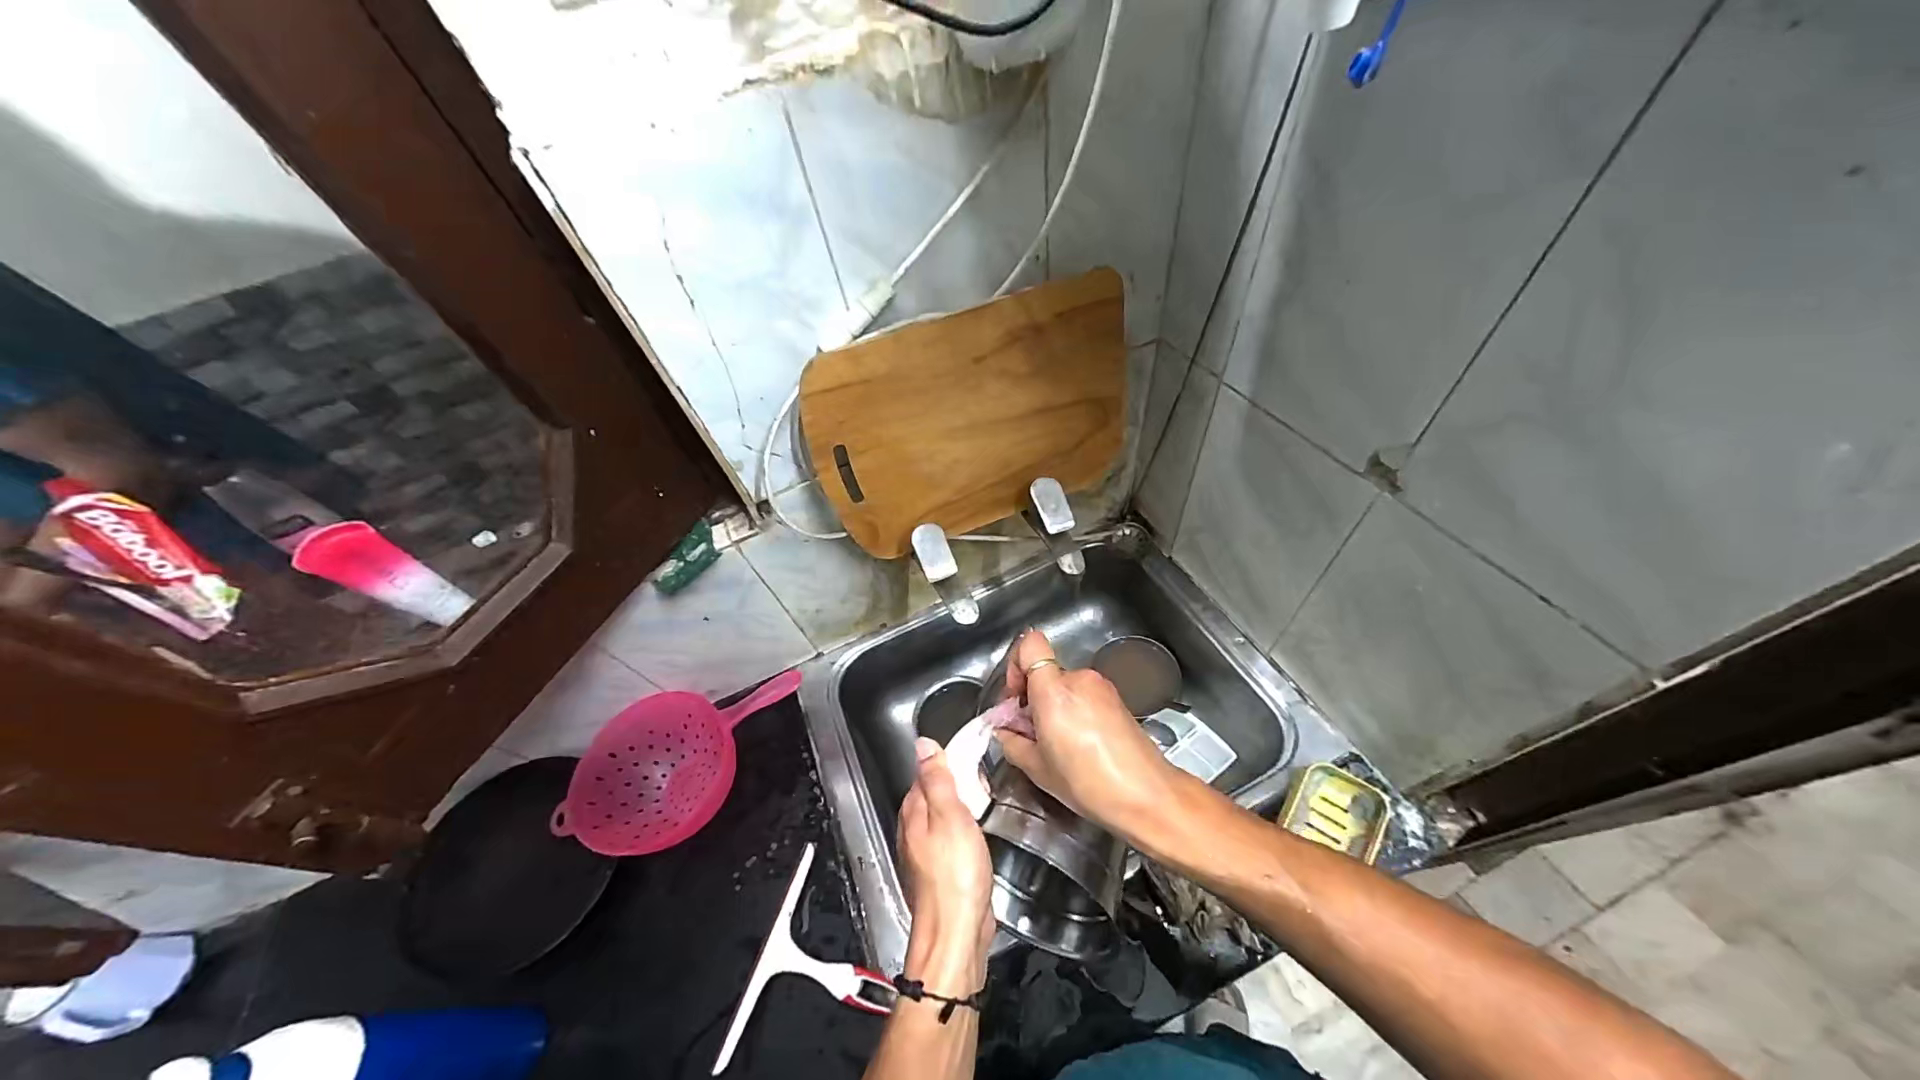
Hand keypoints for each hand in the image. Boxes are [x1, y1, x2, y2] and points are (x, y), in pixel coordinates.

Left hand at [897, 737, 993, 992]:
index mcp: (913, 813)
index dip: (948, 762)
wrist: (957, 934)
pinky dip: (965, 833)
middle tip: (981, 778)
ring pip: (943, 819)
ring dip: (961, 809)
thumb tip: (923, 745)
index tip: (970, 756)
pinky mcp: (942, 874)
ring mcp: (926, 855)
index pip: (925, 774)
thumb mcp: (950, 816)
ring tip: (983, 802)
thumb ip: (938, 780)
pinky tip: (978, 835)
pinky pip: (952, 841)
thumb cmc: (954, 877)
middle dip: (955, 785)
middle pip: (933, 796)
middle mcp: (914, 832)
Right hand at [993, 629, 1181, 840]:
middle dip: (1032, 696)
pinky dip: (1074, 712)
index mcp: (1054, 691)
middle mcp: (1079, 680)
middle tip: (1029, 729)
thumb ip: (1012, 742)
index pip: (1030, 645)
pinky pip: (1084, 696)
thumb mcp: (1037, 768)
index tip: (1014, 695)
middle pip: (1045, 671)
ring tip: (1055, 743)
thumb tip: (1006, 733)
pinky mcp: (1116, 700)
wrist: (1146, 796)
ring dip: (1054, 706)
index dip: (1015, 664)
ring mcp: (1101, 688)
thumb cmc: (1094, 784)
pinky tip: (1076, 745)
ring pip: (1065, 685)